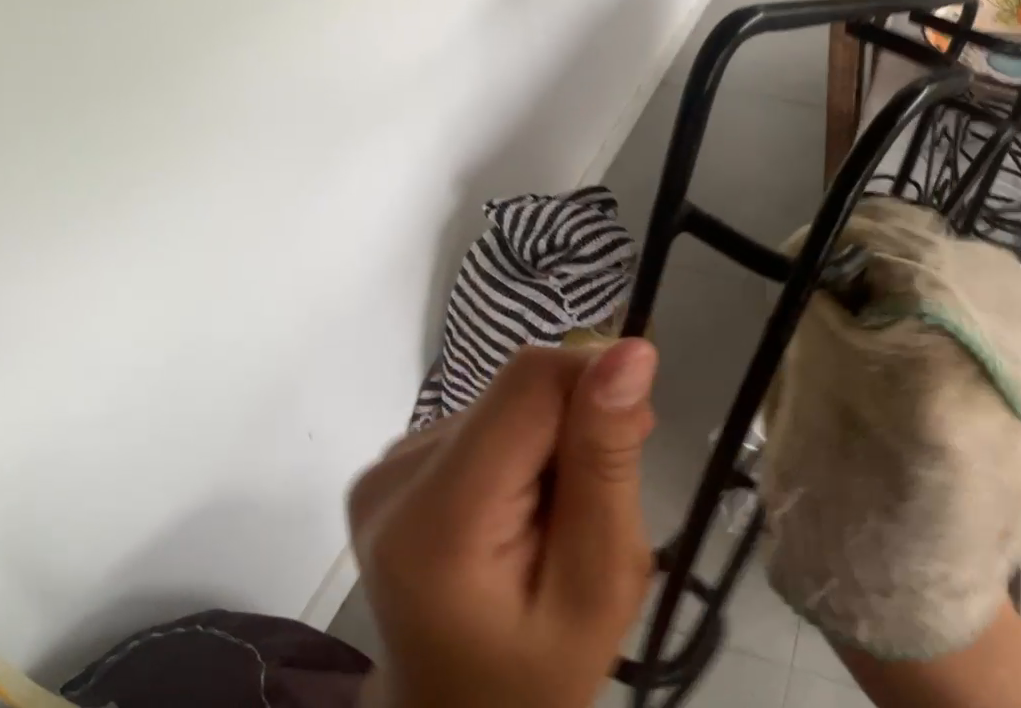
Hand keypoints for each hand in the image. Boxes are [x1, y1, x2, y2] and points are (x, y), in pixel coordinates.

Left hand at [348, 340, 659, 707]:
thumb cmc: (540, 670)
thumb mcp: (600, 581)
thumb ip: (606, 462)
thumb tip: (631, 350)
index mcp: (437, 517)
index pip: (531, 382)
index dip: (596, 386)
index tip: (634, 441)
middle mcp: (394, 474)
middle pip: (518, 393)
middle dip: (579, 426)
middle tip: (602, 502)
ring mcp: (386, 468)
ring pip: (508, 403)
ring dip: (554, 443)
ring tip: (561, 518)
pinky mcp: (394, 466)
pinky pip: (486, 422)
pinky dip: (525, 452)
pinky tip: (525, 511)